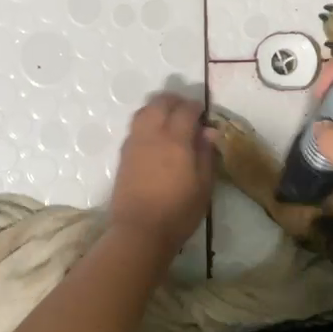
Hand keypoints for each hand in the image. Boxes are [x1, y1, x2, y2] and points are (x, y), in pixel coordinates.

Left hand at [107, 92, 214, 252]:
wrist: (140, 230)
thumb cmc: (179, 212)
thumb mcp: (203, 185)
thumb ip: (206, 154)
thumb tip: (208, 131)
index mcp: (176, 140)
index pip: (185, 110)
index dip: (195, 106)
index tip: (203, 113)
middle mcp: (152, 135)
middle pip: (160, 103)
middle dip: (174, 101)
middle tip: (185, 110)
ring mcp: (134, 143)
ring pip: (143, 111)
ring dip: (157, 108)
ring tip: (168, 118)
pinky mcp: (124, 155)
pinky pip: (135, 127)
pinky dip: (146, 122)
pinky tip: (154, 136)